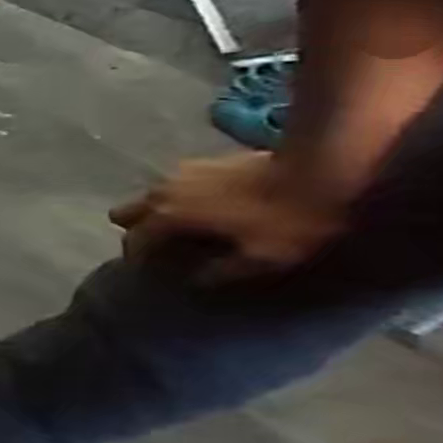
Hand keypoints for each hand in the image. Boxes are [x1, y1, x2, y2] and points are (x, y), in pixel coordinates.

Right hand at [109, 152, 344, 279]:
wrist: (318, 169)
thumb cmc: (287, 220)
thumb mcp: (263, 258)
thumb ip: (221, 271)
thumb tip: (195, 280)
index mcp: (167, 217)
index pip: (134, 242)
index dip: (139, 260)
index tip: (152, 273)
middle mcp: (159, 194)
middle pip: (124, 214)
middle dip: (137, 230)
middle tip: (165, 244)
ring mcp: (175, 175)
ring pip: (147, 199)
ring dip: (158, 213)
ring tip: (190, 226)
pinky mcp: (196, 163)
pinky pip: (172, 186)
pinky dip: (179, 198)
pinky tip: (210, 205)